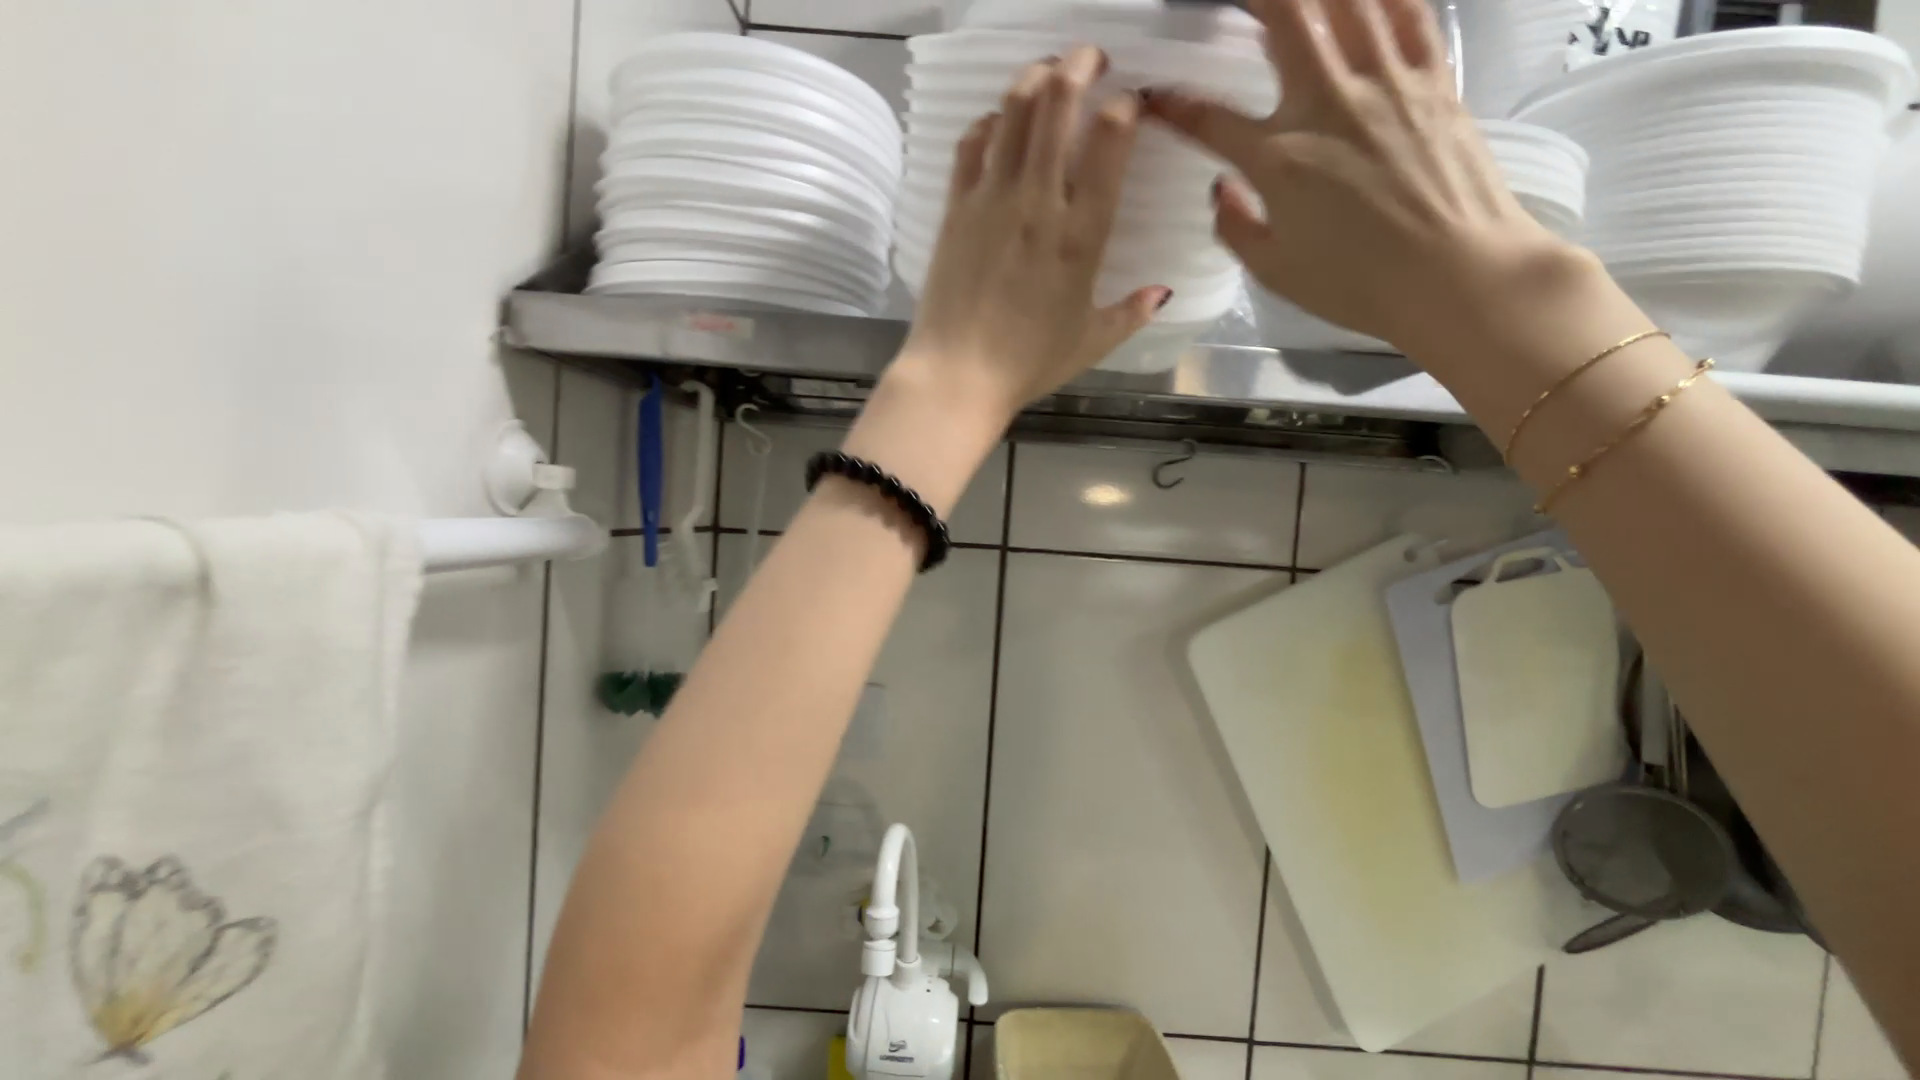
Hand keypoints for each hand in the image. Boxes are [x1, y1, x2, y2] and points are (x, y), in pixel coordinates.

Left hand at [896, 46, 1171, 425]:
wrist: (956, 375)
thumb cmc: (1029, 363)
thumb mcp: (1092, 341)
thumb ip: (1132, 311)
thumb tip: (1162, 292)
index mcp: (1082, 234)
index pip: (1109, 141)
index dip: (1124, 106)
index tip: (1130, 102)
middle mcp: (1038, 203)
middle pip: (1056, 105)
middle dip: (1078, 65)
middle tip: (1090, 57)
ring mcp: (991, 200)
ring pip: (1011, 112)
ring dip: (1032, 79)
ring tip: (1047, 73)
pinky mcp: (955, 208)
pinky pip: (971, 145)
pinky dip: (988, 123)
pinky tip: (997, 123)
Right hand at [1142, 0, 1586, 360]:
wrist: (1460, 276)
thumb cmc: (1360, 285)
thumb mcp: (1275, 272)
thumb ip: (1236, 228)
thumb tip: (1222, 190)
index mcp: (1279, 159)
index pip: (1207, 118)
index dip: (1171, 104)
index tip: (1153, 97)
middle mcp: (1328, 103)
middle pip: (1285, 16)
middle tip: (1237, 5)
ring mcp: (1386, 82)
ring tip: (1291, 0)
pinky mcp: (1434, 78)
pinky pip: (1408, 9)